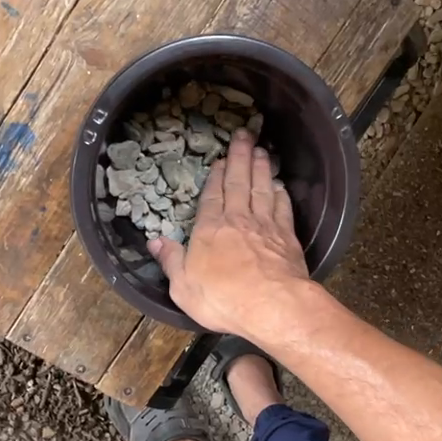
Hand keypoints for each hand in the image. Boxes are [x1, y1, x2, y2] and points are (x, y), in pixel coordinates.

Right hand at [149, 129, 314, 339]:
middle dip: (240, 158)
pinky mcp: (287, 239)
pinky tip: (280, 186)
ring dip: (261, 169)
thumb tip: (154, 241)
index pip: (212, 196)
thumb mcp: (183, 286)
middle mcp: (238, 221)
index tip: (220, 160)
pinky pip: (283, 208)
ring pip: (262, 190)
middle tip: (244, 135)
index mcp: (210, 230)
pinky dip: (281, 194)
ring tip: (262, 152)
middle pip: (239, 183)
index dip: (215, 177)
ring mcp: (266, 227)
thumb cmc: (223, 299)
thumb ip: (171, 261)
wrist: (272, 306)